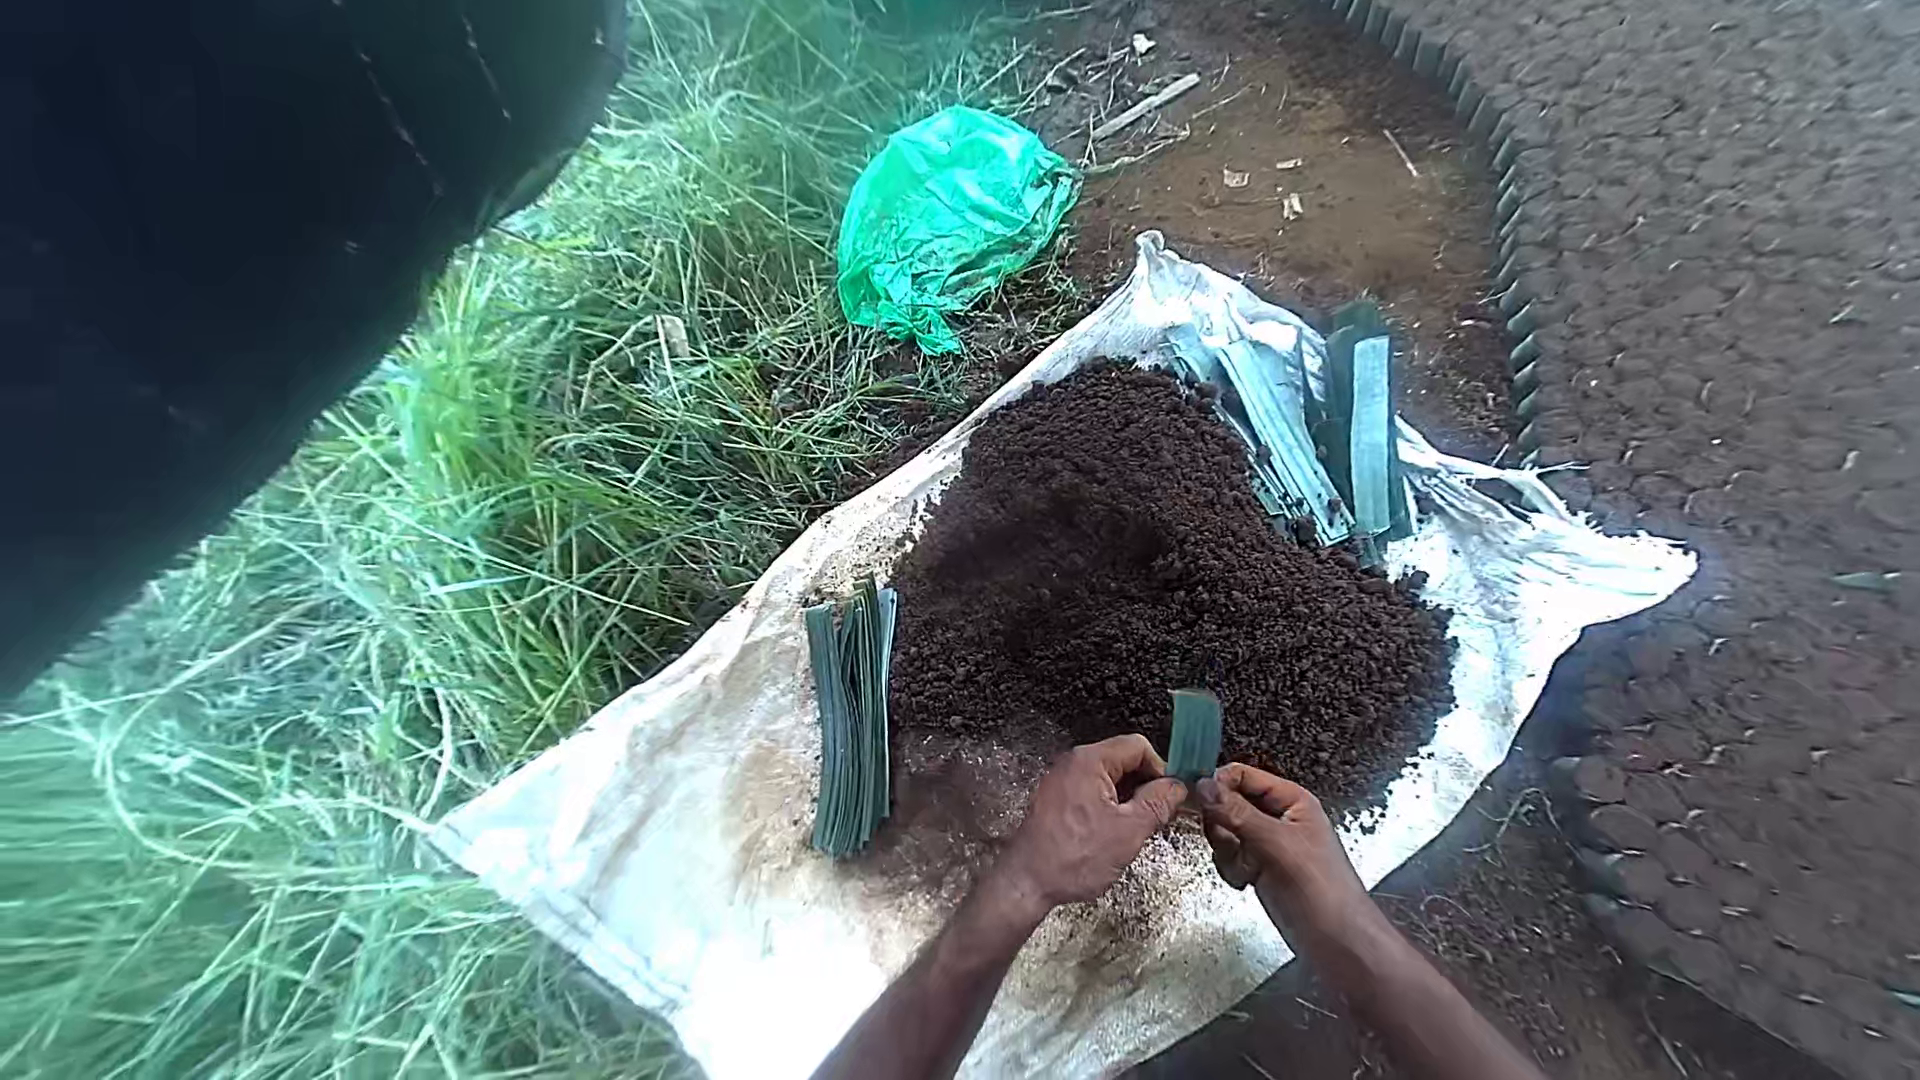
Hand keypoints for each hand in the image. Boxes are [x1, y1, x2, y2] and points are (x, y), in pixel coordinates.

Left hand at [988, 735, 1188, 921]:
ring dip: (1127, 798)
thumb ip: (1156, 803)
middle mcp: (1073, 762)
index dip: (1159, 768)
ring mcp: (1062, 779)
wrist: (1028, 881)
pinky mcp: (1056, 797)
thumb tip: (1176, 786)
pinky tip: (1112, 833)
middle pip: (1122, 759)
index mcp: (1089, 760)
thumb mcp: (1128, 831)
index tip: (1169, 796)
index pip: (1137, 746)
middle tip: (1157, 817)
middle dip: (1144, 785)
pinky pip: (1091, 790)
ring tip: (1135, 829)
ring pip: (1107, 777)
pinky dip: (1108, 805)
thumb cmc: (1076, 856)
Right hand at [1196, 763, 1370, 940]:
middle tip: (1232, 842)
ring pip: (1222, 829)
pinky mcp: (1257, 866)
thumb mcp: (1276, 844)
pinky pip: (1226, 854)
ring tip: (1246, 867)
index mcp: (1290, 800)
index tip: (1202, 803)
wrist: (1340, 949)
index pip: (1241, 775)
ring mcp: (1265, 843)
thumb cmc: (1322, 891)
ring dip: (1226, 850)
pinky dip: (1229, 867)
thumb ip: (1236, 812)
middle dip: (1221, 824)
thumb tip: (1203, 785)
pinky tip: (1245, 881)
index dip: (1219, 785)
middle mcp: (1276, 817)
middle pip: (1226, 801)